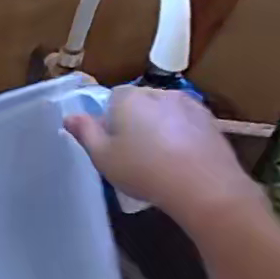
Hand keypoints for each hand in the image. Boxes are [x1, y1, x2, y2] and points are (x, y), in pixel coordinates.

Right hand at [63, 86, 263, 226]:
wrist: (203, 185)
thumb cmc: (142, 170)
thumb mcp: (102, 156)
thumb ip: (85, 132)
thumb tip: (70, 116)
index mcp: (129, 98)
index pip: (111, 96)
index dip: (106, 118)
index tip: (108, 141)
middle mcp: (160, 93)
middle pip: (139, 102)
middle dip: (132, 119)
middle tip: (128, 151)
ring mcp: (189, 105)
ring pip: (163, 111)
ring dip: (156, 126)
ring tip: (155, 157)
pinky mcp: (210, 120)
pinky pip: (184, 122)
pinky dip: (178, 134)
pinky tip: (176, 159)